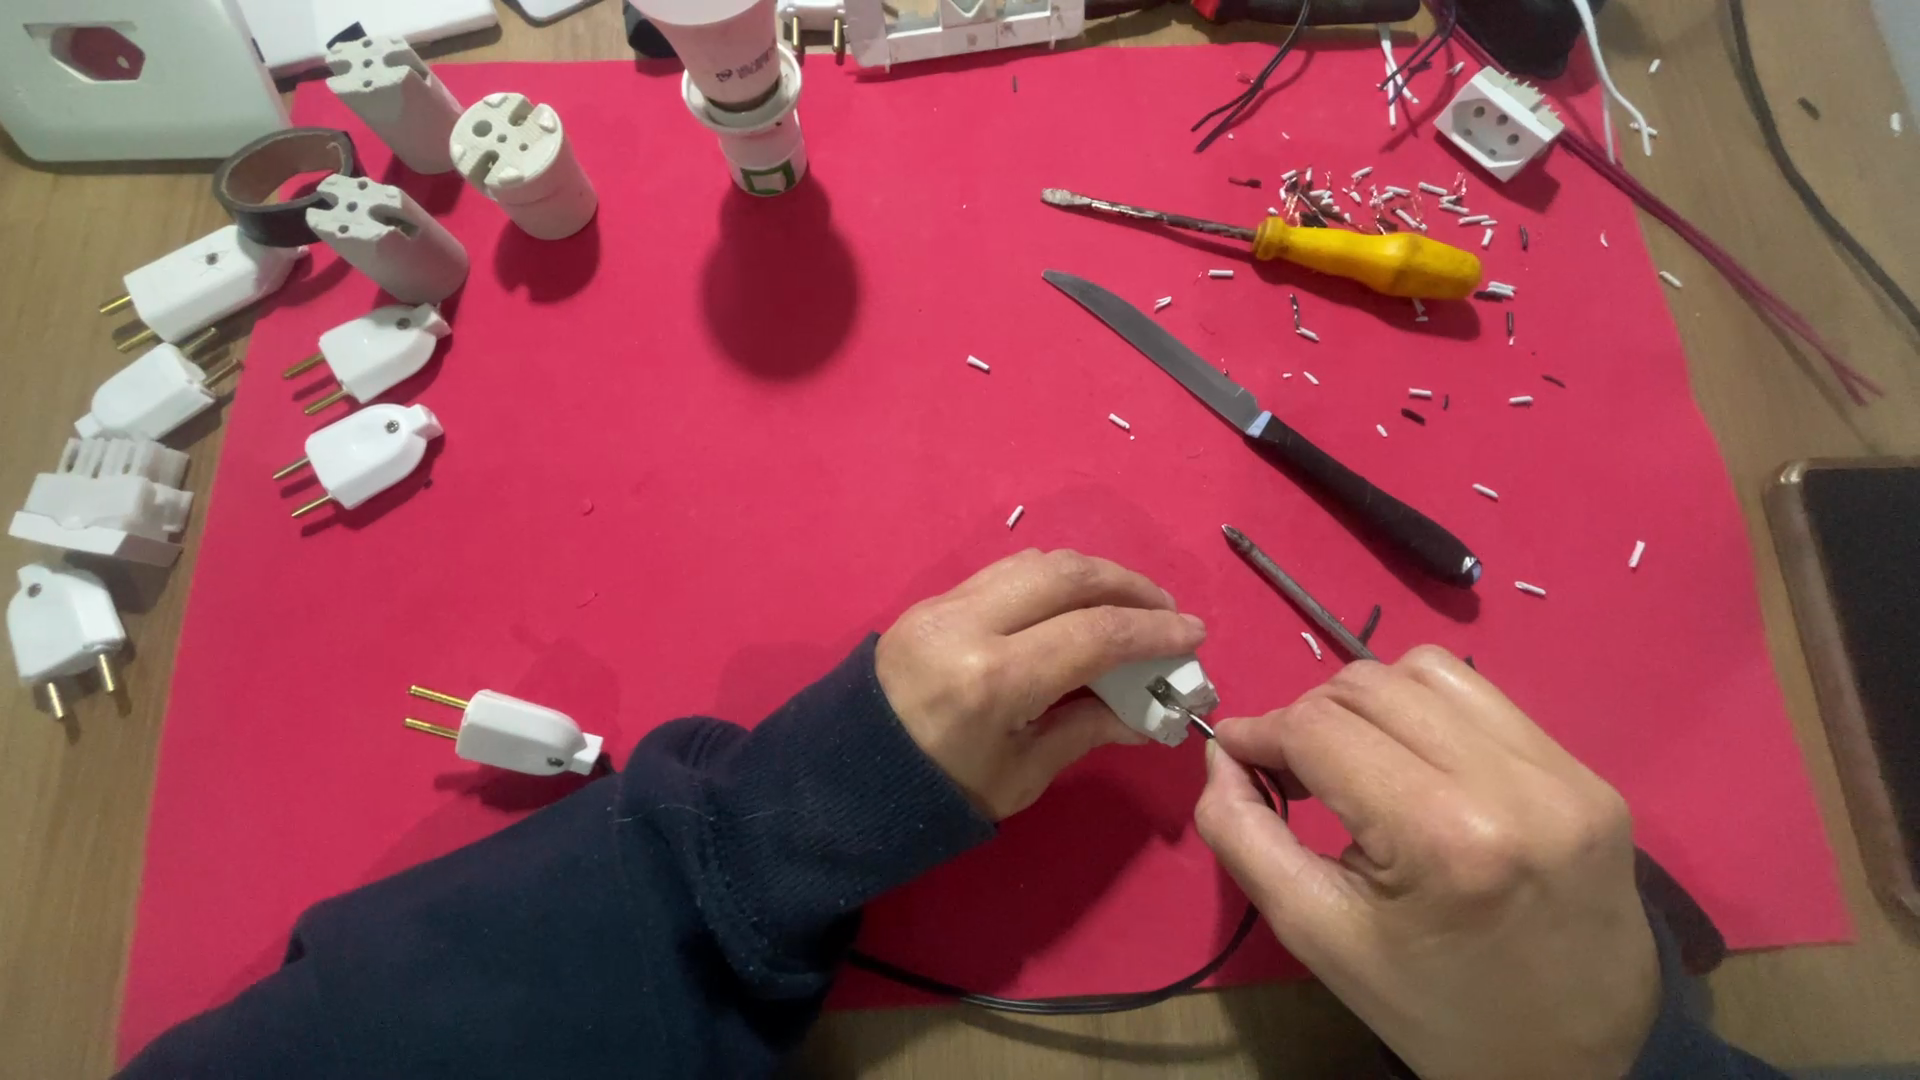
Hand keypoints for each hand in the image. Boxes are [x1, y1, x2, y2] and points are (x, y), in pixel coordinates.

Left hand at [876, 549, 1204, 819]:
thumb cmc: (937, 794)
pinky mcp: (930, 601)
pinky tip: (1072, 603)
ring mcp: (943, 605)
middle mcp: (967, 624)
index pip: (1093, 634)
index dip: (1153, 632)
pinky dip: (1050, 579)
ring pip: (1034, 562)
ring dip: (1090, 574)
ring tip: (1125, 603)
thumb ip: (1086, 730)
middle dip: (1128, 585)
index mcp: (993, 679)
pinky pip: (1004, 573)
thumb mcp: (1020, 776)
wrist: (845, 778)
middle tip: (1164, 611)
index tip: (1193, 635)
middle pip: (1066, 574)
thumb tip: (1147, 714)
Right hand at [1194, 647, 1658, 1079]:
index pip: (1318, 730)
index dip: (1259, 732)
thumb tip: (1223, 752)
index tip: (1235, 754)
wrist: (1582, 1060)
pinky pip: (1473, 692)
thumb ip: (1239, 831)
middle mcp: (1514, 786)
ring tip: (1354, 759)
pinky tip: (1412, 758)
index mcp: (1444, 837)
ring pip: (1419, 671)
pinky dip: (1418, 706)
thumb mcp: (1311, 930)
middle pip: (1364, 686)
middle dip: (1305, 716)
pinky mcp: (1585, 771)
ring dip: (1362, 702)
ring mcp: (1562, 773)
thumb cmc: (1430, 1004)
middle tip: (1290, 768)